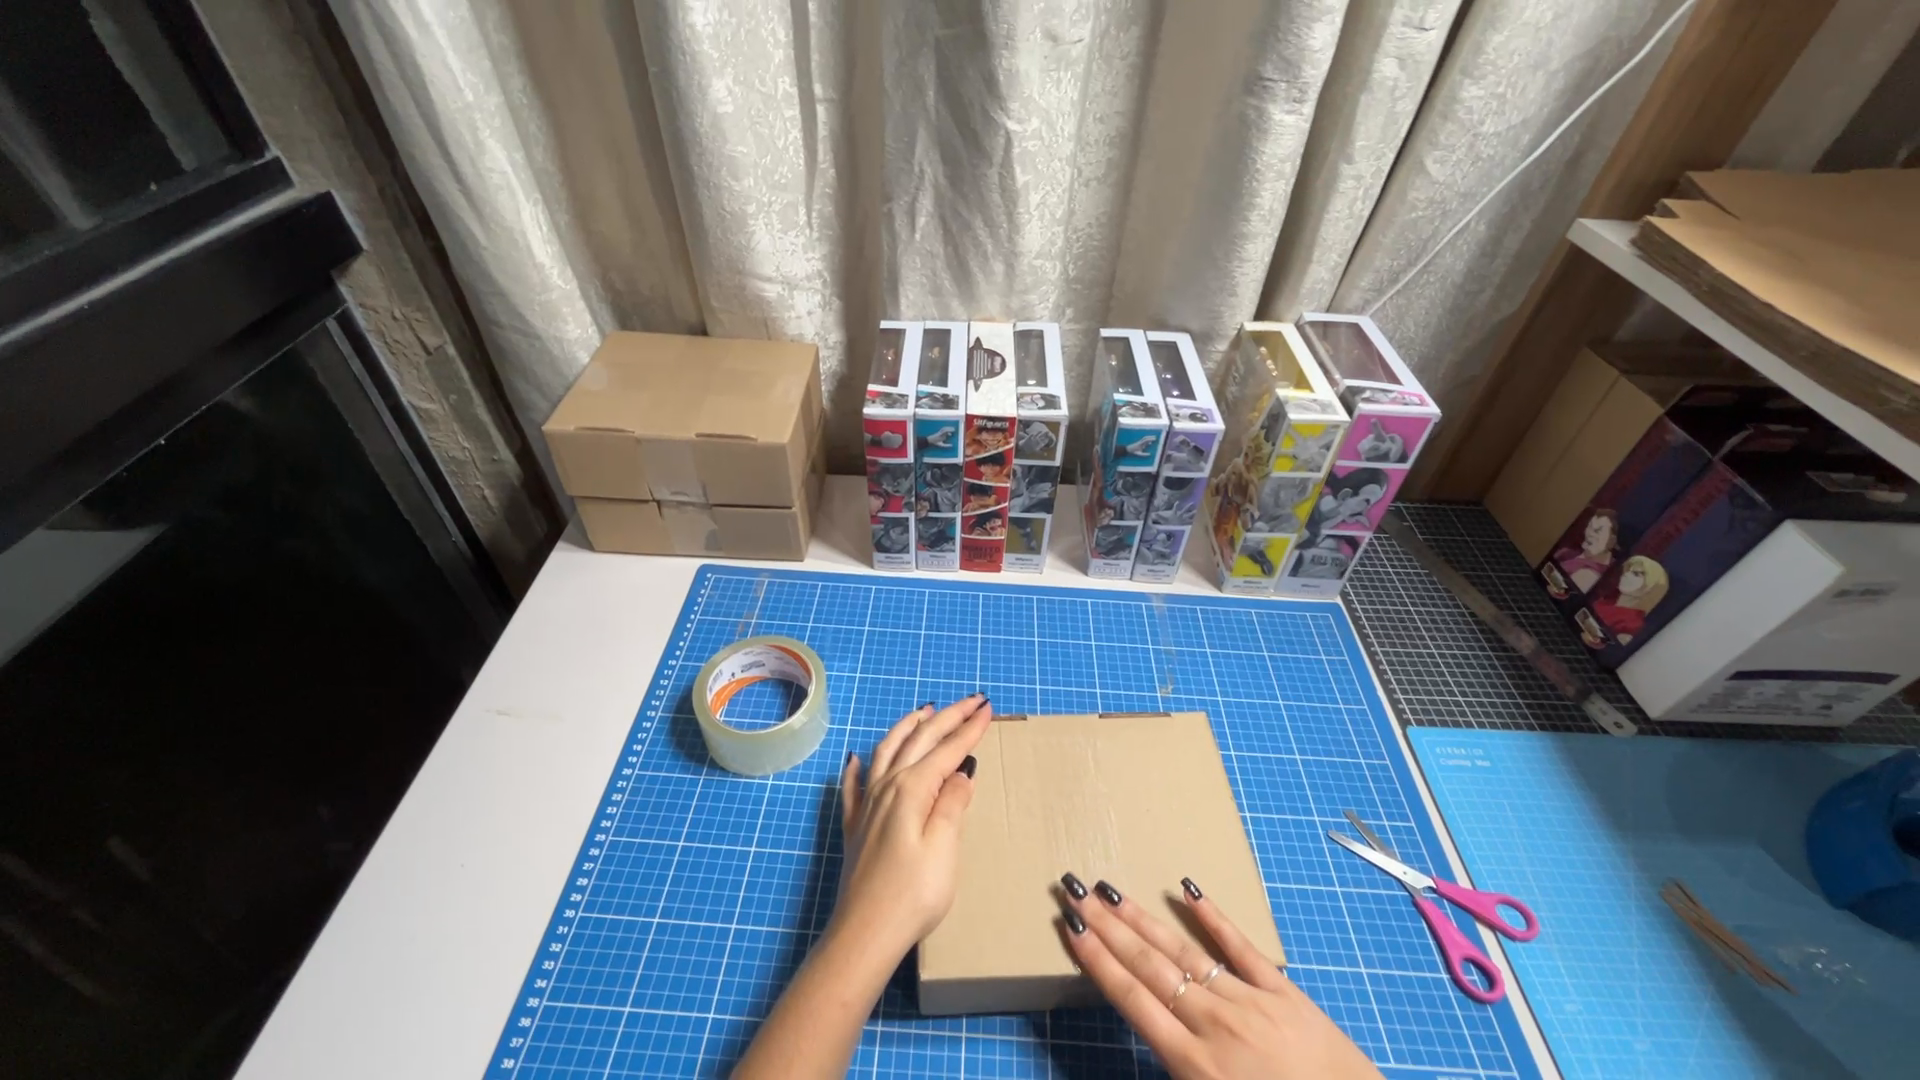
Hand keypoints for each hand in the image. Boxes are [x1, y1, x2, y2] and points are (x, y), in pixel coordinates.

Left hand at [832, 695, 992, 956]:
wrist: (864, 934)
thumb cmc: (912, 895)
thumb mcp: (944, 847)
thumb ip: (951, 803)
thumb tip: (960, 772)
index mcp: (911, 789)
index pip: (947, 749)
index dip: (969, 728)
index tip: (988, 708)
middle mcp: (886, 787)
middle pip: (919, 741)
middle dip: (948, 717)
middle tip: (972, 701)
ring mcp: (867, 805)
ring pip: (887, 751)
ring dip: (908, 727)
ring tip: (924, 711)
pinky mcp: (854, 827)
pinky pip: (854, 785)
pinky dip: (858, 765)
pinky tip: (856, 757)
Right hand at [1060, 873, 1382, 1079]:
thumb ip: (1178, 1075)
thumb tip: (1147, 1033)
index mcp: (1195, 1066)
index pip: (1133, 1001)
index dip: (1099, 962)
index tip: (1072, 928)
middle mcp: (1215, 1025)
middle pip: (1149, 967)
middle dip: (1108, 928)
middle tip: (1075, 891)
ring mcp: (1250, 1002)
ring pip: (1184, 952)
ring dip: (1143, 919)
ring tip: (1110, 890)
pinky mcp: (1284, 992)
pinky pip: (1242, 949)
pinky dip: (1213, 918)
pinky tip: (1188, 889)